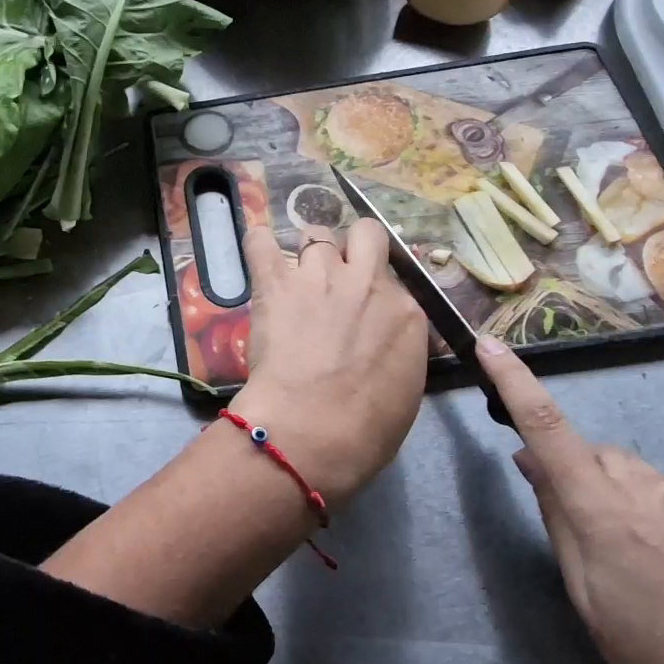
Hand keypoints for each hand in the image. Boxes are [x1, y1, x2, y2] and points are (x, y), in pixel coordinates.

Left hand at [229, 220, 429, 502]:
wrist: (315, 427)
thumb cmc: (367, 431)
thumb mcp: (406, 392)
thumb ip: (397, 356)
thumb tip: (383, 351)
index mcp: (405, 314)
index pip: (395, 281)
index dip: (376, 291)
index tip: (362, 309)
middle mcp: (367, 282)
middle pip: (366, 233)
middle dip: (353, 245)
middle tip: (337, 272)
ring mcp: (321, 276)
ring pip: (316, 233)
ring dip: (308, 250)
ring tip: (295, 274)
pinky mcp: (276, 282)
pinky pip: (261, 242)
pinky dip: (258, 242)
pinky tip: (257, 249)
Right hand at [476, 338, 663, 663]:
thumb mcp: (592, 606)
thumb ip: (561, 525)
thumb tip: (532, 463)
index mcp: (606, 515)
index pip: (549, 432)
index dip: (516, 383)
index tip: (491, 345)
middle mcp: (657, 492)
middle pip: (602, 457)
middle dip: (587, 477)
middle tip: (594, 535)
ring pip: (649, 482)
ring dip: (637, 505)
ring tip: (659, 572)